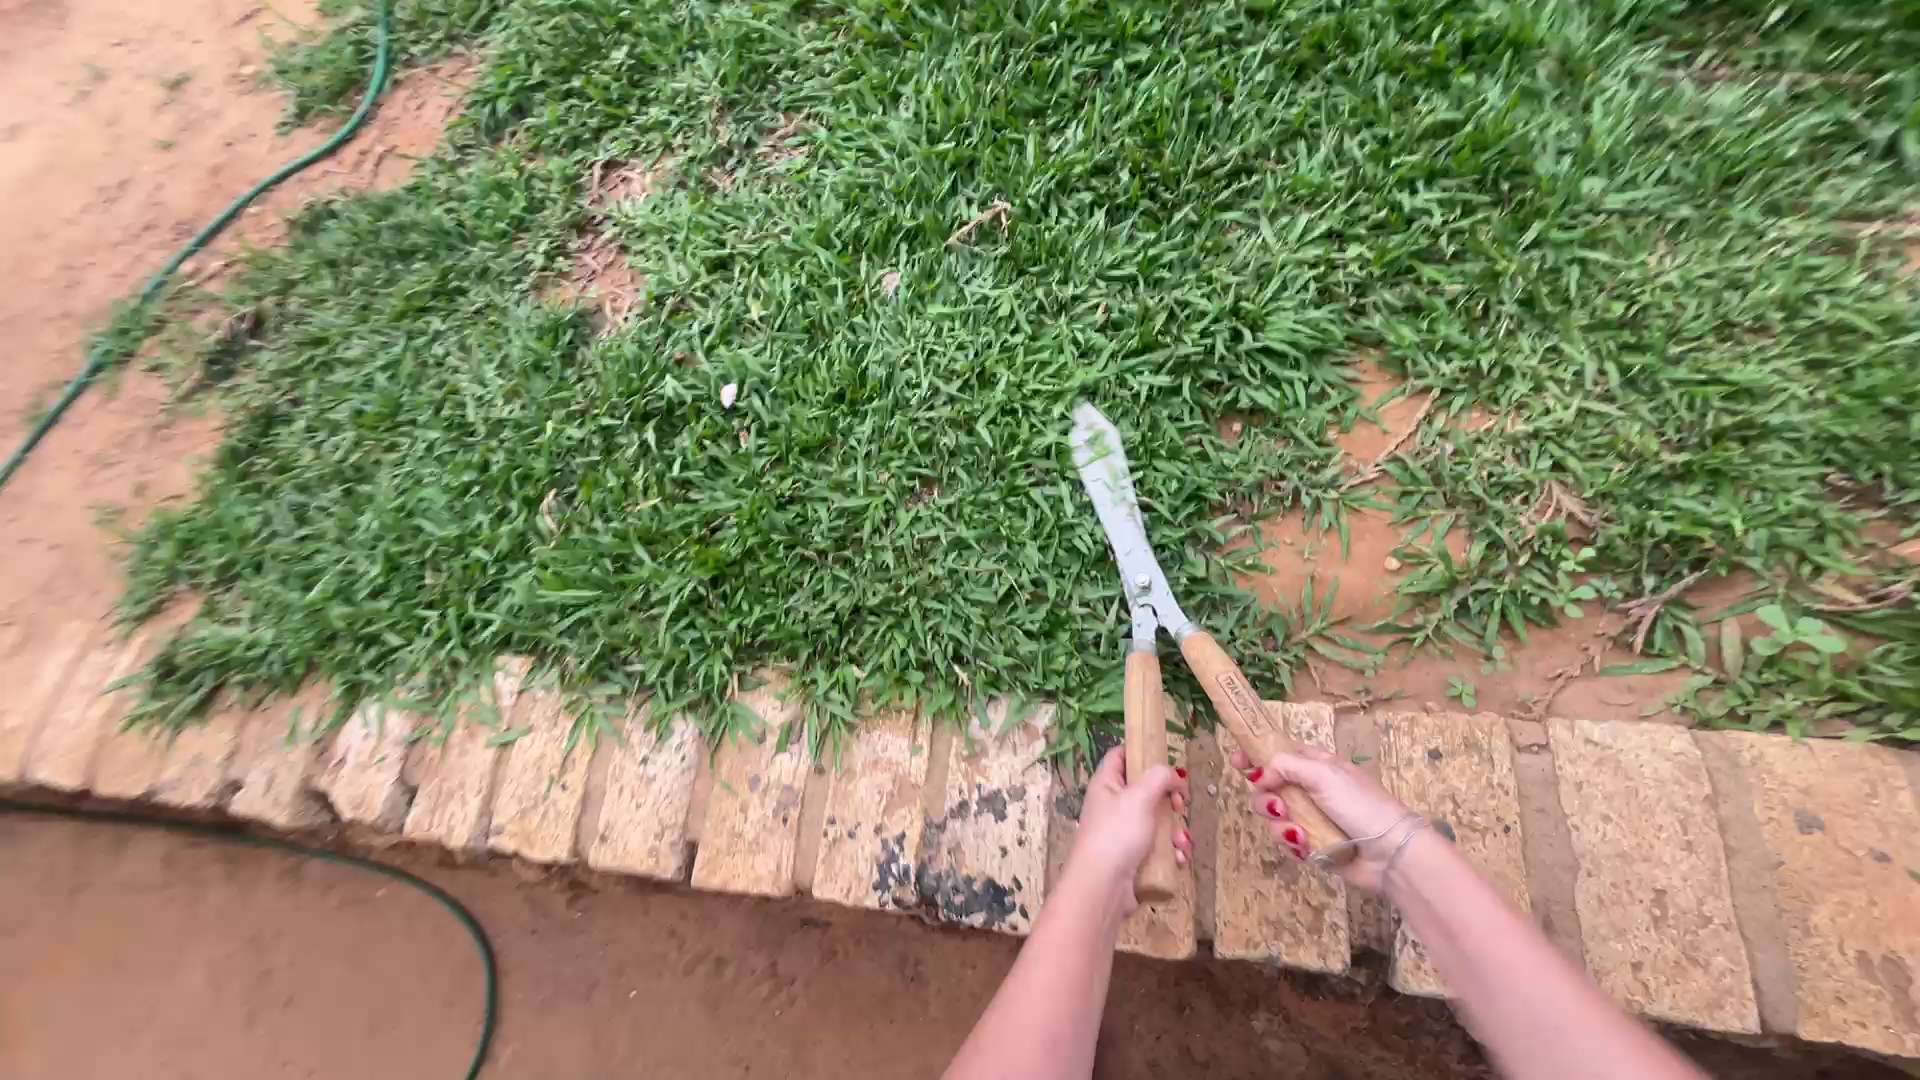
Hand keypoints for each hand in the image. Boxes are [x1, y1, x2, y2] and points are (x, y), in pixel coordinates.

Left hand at [1064, 746, 1191, 907]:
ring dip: (1175, 830)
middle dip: (1169, 798)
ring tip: (1180, 842)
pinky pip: (1158, 845)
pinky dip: (1171, 850)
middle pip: (1146, 789)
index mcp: (1107, 783)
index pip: (1121, 755)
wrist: (1103, 887)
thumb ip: (1159, 777)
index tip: (1165, 760)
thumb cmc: (1116, 834)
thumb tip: (1174, 775)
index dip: (1142, 752)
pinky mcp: (1133, 855)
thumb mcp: (1139, 796)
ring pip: (1157, 820)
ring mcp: (1123, 831)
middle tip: (1180, 805)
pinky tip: (1178, 858)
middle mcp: (1113, 804)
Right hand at [1230, 745, 1415, 892]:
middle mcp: (1309, 788)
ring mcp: (1309, 817)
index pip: (1277, 753)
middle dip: (1264, 797)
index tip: (1237, 762)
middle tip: (1277, 806)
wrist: (1390, 854)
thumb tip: (1259, 773)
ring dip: (1278, 823)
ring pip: (1272, 815)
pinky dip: (1292, 843)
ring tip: (1297, 831)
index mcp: (1315, 765)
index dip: (1255, 755)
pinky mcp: (1310, 844)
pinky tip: (1306, 846)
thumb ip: (1285, 765)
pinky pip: (1285, 839)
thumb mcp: (1323, 773)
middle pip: (1267, 786)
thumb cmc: (1360, 805)